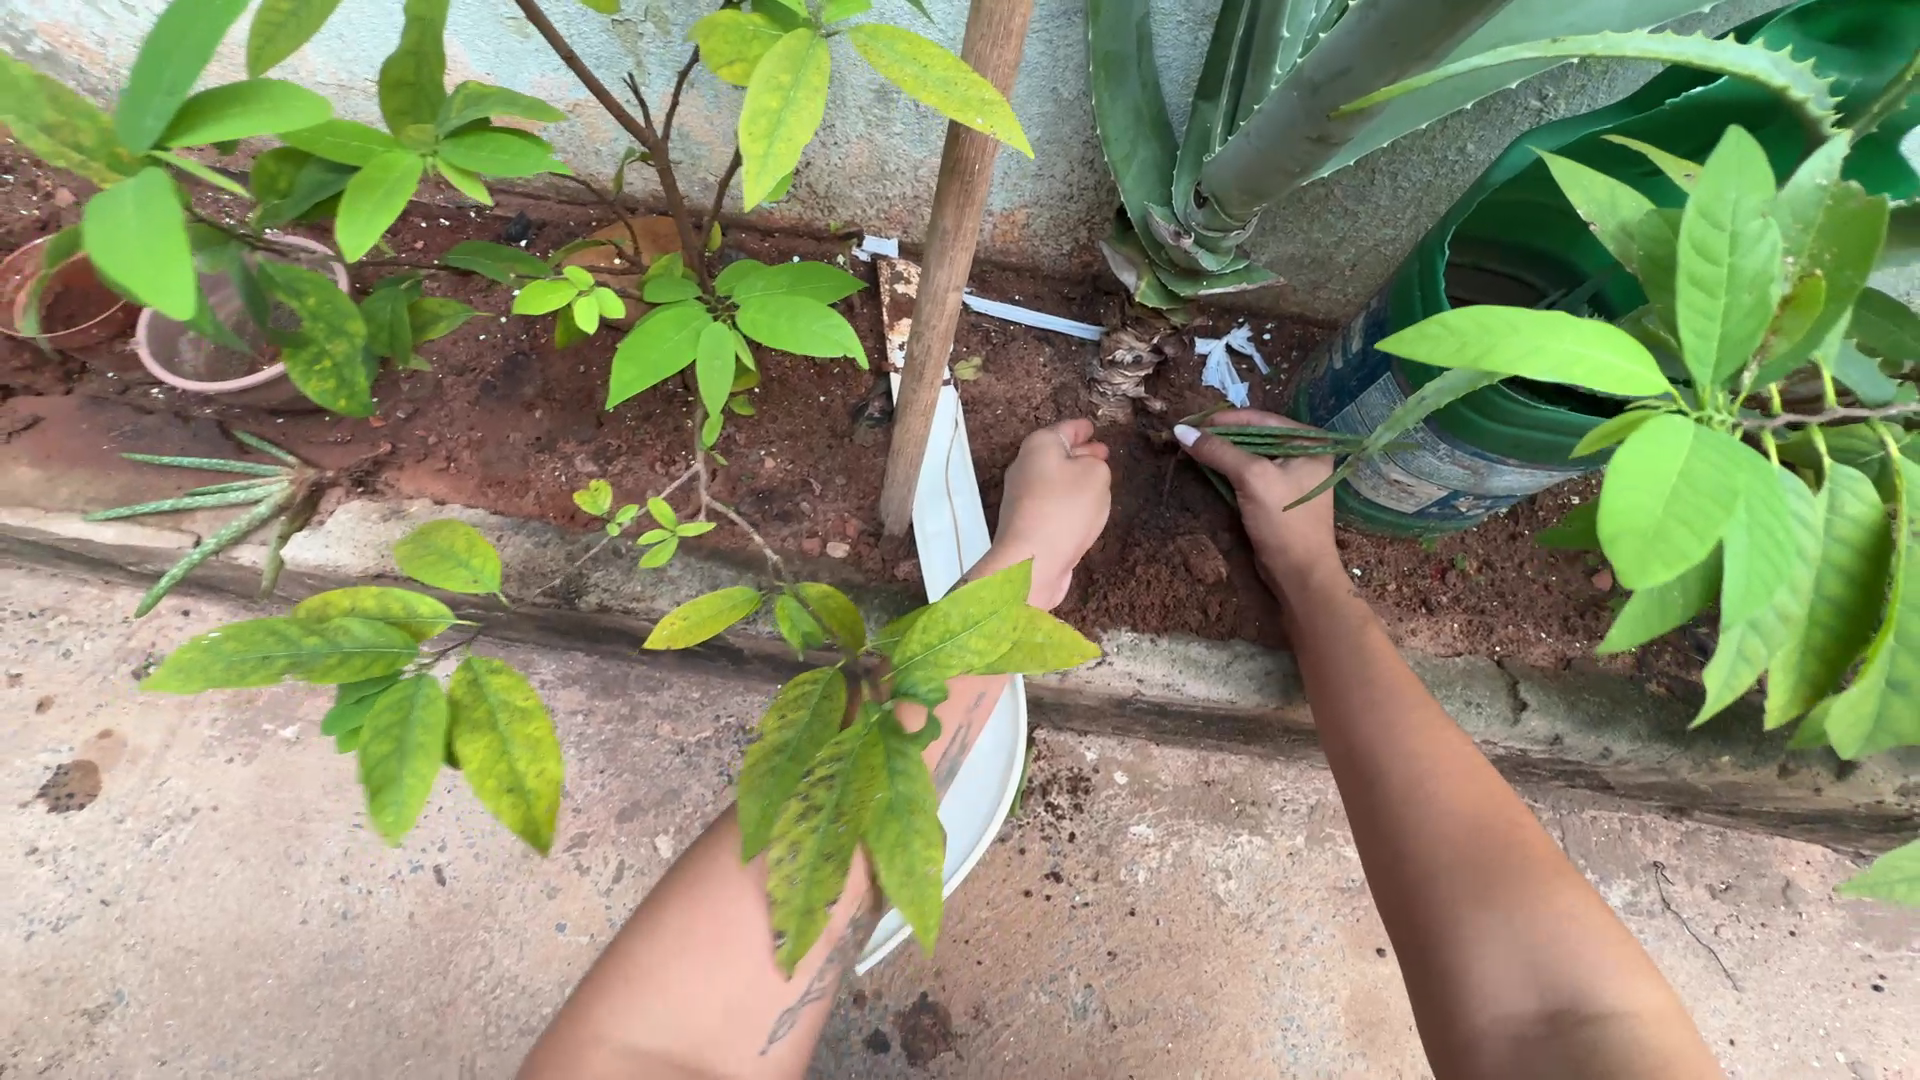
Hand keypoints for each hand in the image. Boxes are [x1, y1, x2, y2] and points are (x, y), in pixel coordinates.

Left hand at [973, 418, 1111, 609]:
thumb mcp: (1096, 475)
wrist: (1031, 560)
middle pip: (1056, 454)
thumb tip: (1087, 469)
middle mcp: (1025, 467)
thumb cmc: (1065, 509)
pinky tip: (1082, 509)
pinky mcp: (1025, 523)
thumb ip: (1096, 464)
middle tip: (1102, 453)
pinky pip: (1051, 503)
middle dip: (1080, 452)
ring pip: (1054, 479)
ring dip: (1075, 479)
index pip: (1064, 429)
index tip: (1092, 427)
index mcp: (1039, 446)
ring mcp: (1022, 496)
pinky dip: (1067, 501)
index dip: (1081, 428)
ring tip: (1098, 480)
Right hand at [1175, 410, 1342, 597]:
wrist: (1299, 572)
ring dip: (1219, 453)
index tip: (1188, 423)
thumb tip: (1180, 430)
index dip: (1221, 420)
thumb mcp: (1251, 478)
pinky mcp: (1276, 494)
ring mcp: (1290, 474)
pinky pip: (1248, 473)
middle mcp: (1302, 452)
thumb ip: (1217, 451)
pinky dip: (1226, 470)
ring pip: (1247, 455)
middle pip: (1252, 435)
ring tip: (1190, 450)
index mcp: (1308, 441)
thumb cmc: (1283, 521)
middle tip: (1185, 437)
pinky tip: (1205, 469)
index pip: (1258, 419)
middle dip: (1218, 436)